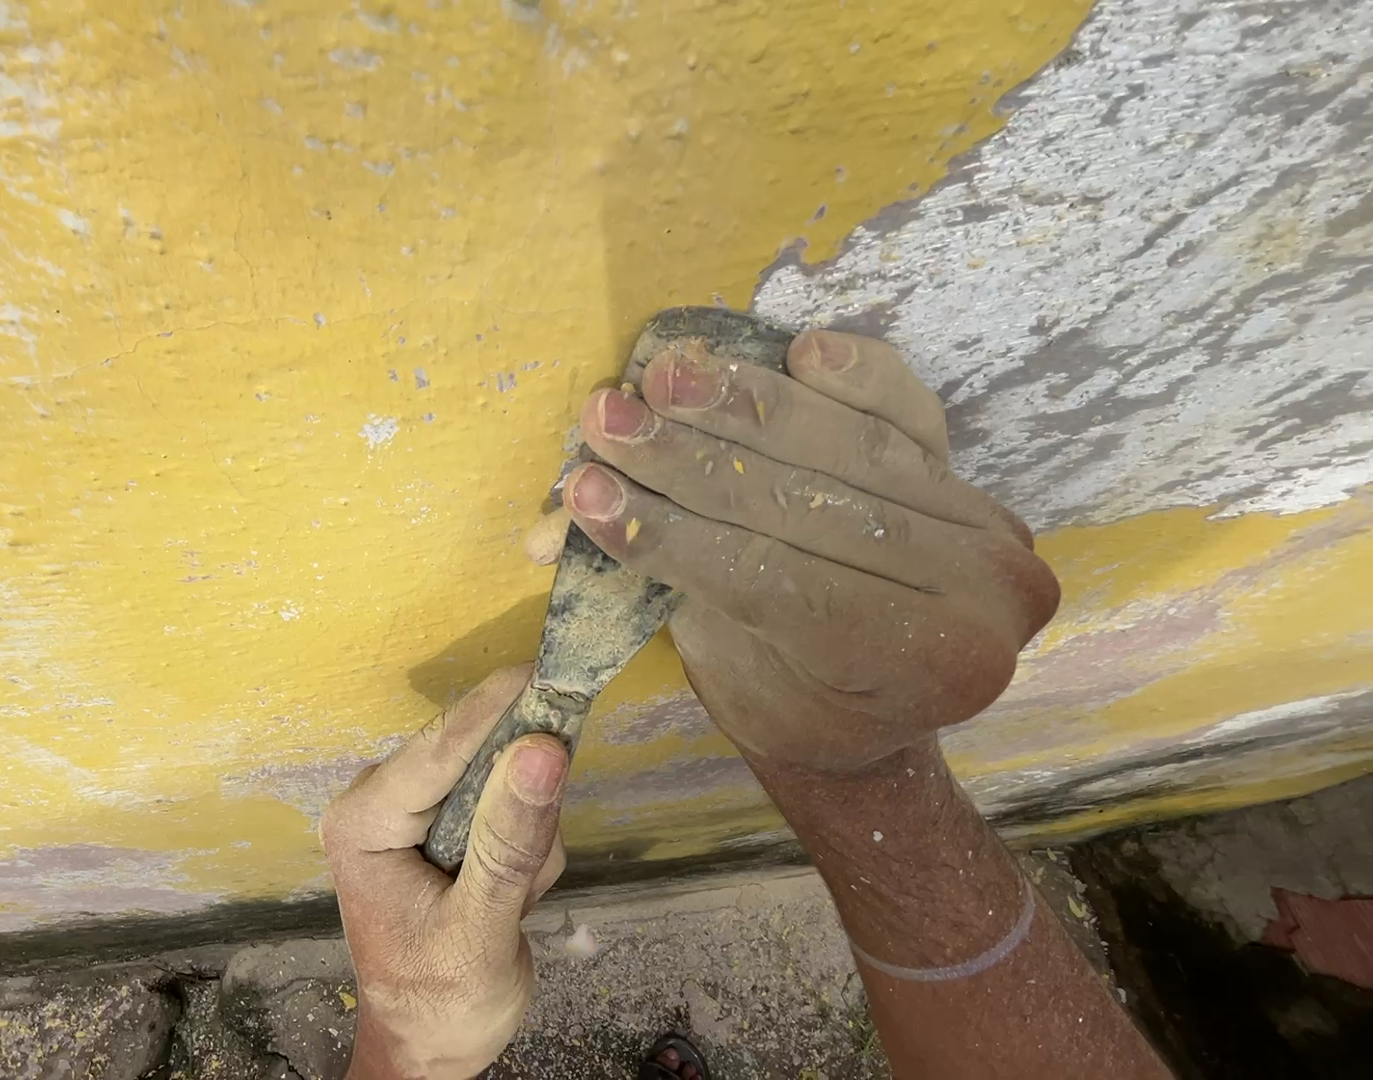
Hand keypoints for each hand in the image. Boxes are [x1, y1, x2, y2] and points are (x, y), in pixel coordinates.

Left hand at [320, 667, 568, 1079]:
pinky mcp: (438, 820)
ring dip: (521, 837)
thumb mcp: (479, 931)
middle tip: (531, 868)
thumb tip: (543, 748)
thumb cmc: (440, 1003)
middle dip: (515, 803)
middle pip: (470, 756)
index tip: (548, 669)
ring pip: (495, 780)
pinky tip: (507, 896)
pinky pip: (500, 804)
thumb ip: (509, 842)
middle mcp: (378, 799)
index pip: (439, 747)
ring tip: (510, 903)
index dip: (496, 708)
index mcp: (364, 820)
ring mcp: (409, 808)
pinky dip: (520, 845)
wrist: (429, 1047)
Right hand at [557, 329, 1057, 770]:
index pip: (766, 576)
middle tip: (607, 420)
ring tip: (661, 376)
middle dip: (689, 458)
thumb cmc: (781, 697)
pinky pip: (909, 410)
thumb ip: (655, 582)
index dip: (668, 530)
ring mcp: (983, 529)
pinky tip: (802, 349)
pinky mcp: (968, 478)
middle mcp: (972, 596)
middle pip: (802, 502)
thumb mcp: (718, 661)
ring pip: (851, 444)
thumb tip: (544, 532)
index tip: (585, 492)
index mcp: (909, 666)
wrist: (872, 704)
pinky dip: (856, 374)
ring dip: (741, 404)